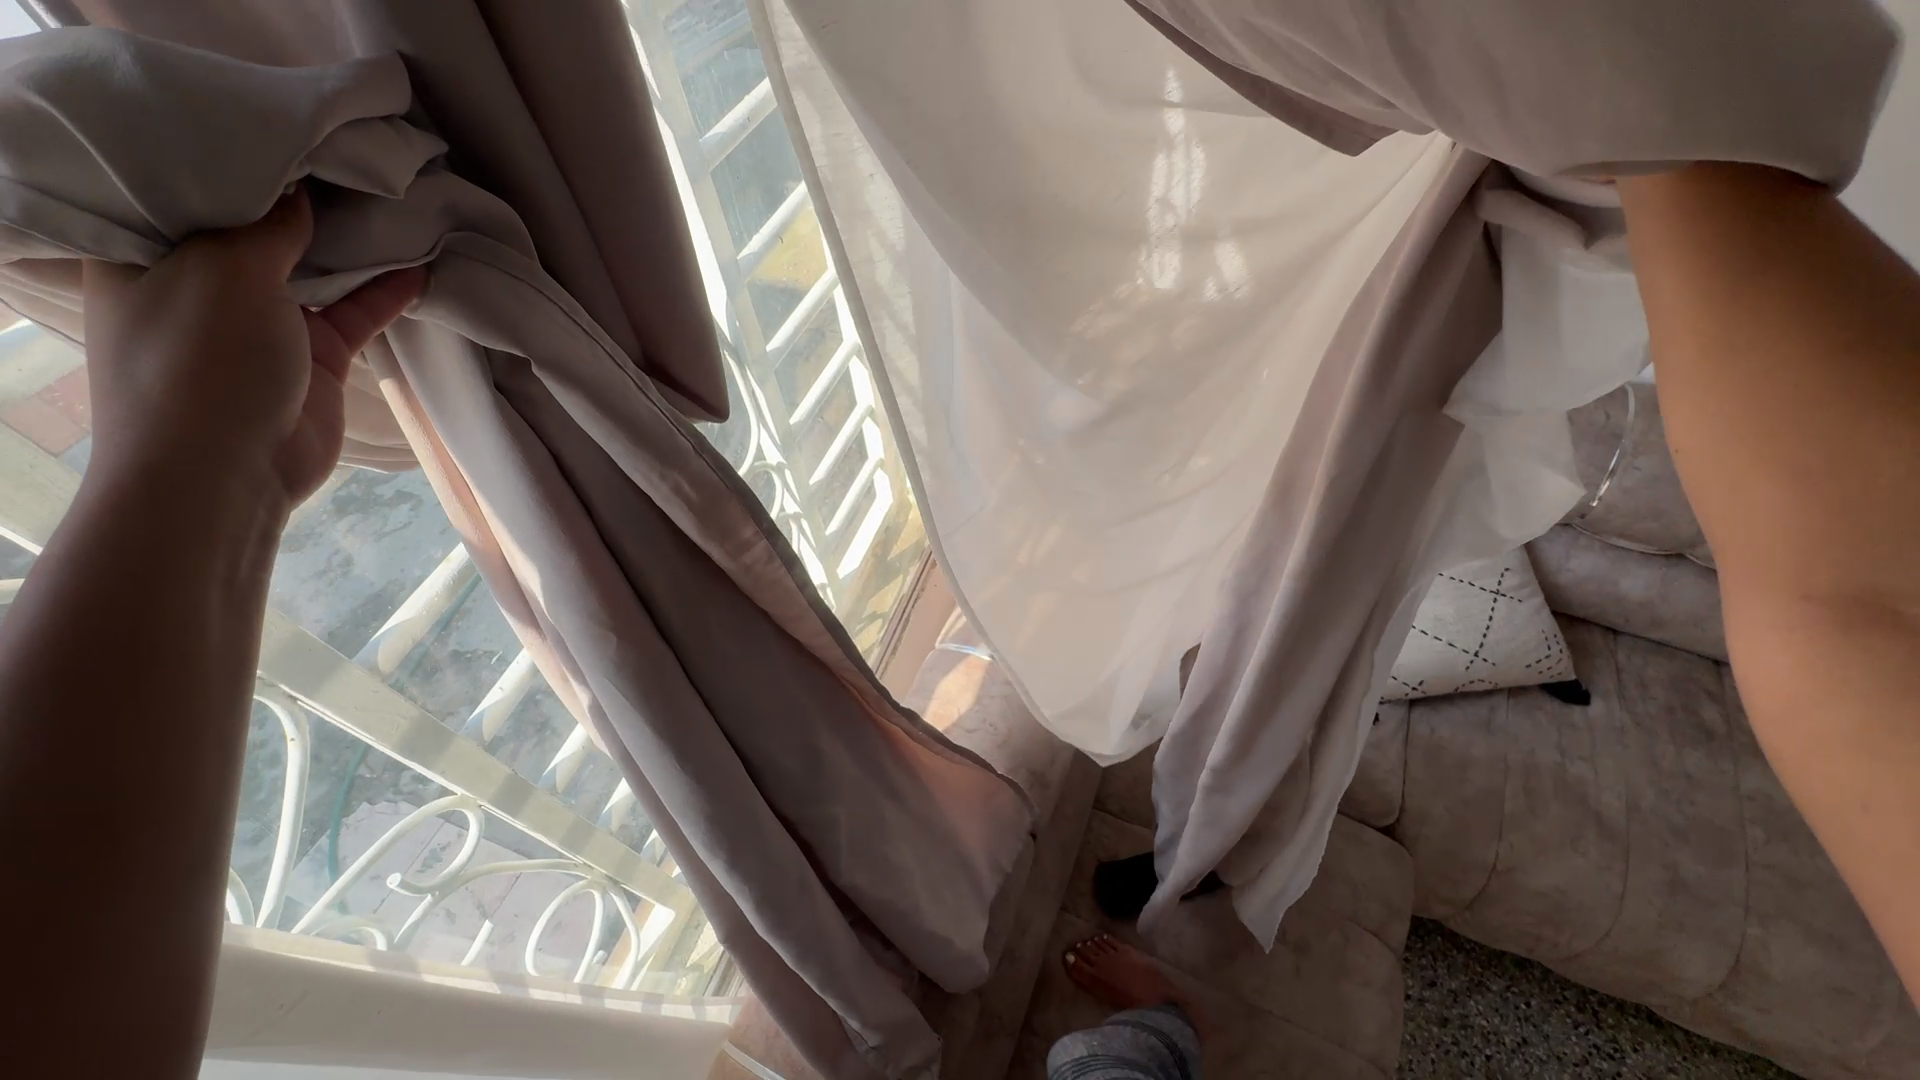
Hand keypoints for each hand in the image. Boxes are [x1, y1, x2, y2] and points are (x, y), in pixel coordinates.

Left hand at [81, 187, 426, 509]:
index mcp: (147, 254)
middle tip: (349, 161)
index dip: (235, 161)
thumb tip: (300, 190)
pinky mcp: (314, 357)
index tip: (284, 132)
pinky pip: (353, 313)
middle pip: (258, 229)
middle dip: (302, 201)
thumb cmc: (201, 359)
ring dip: (351, 246)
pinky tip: (419, 267)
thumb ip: (267, 226)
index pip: (188, 191)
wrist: (229, 468)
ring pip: (313, 271)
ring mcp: (262, 323)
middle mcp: (201, 283)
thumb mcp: (225, 271)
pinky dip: (384, 293)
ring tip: (394, 204)